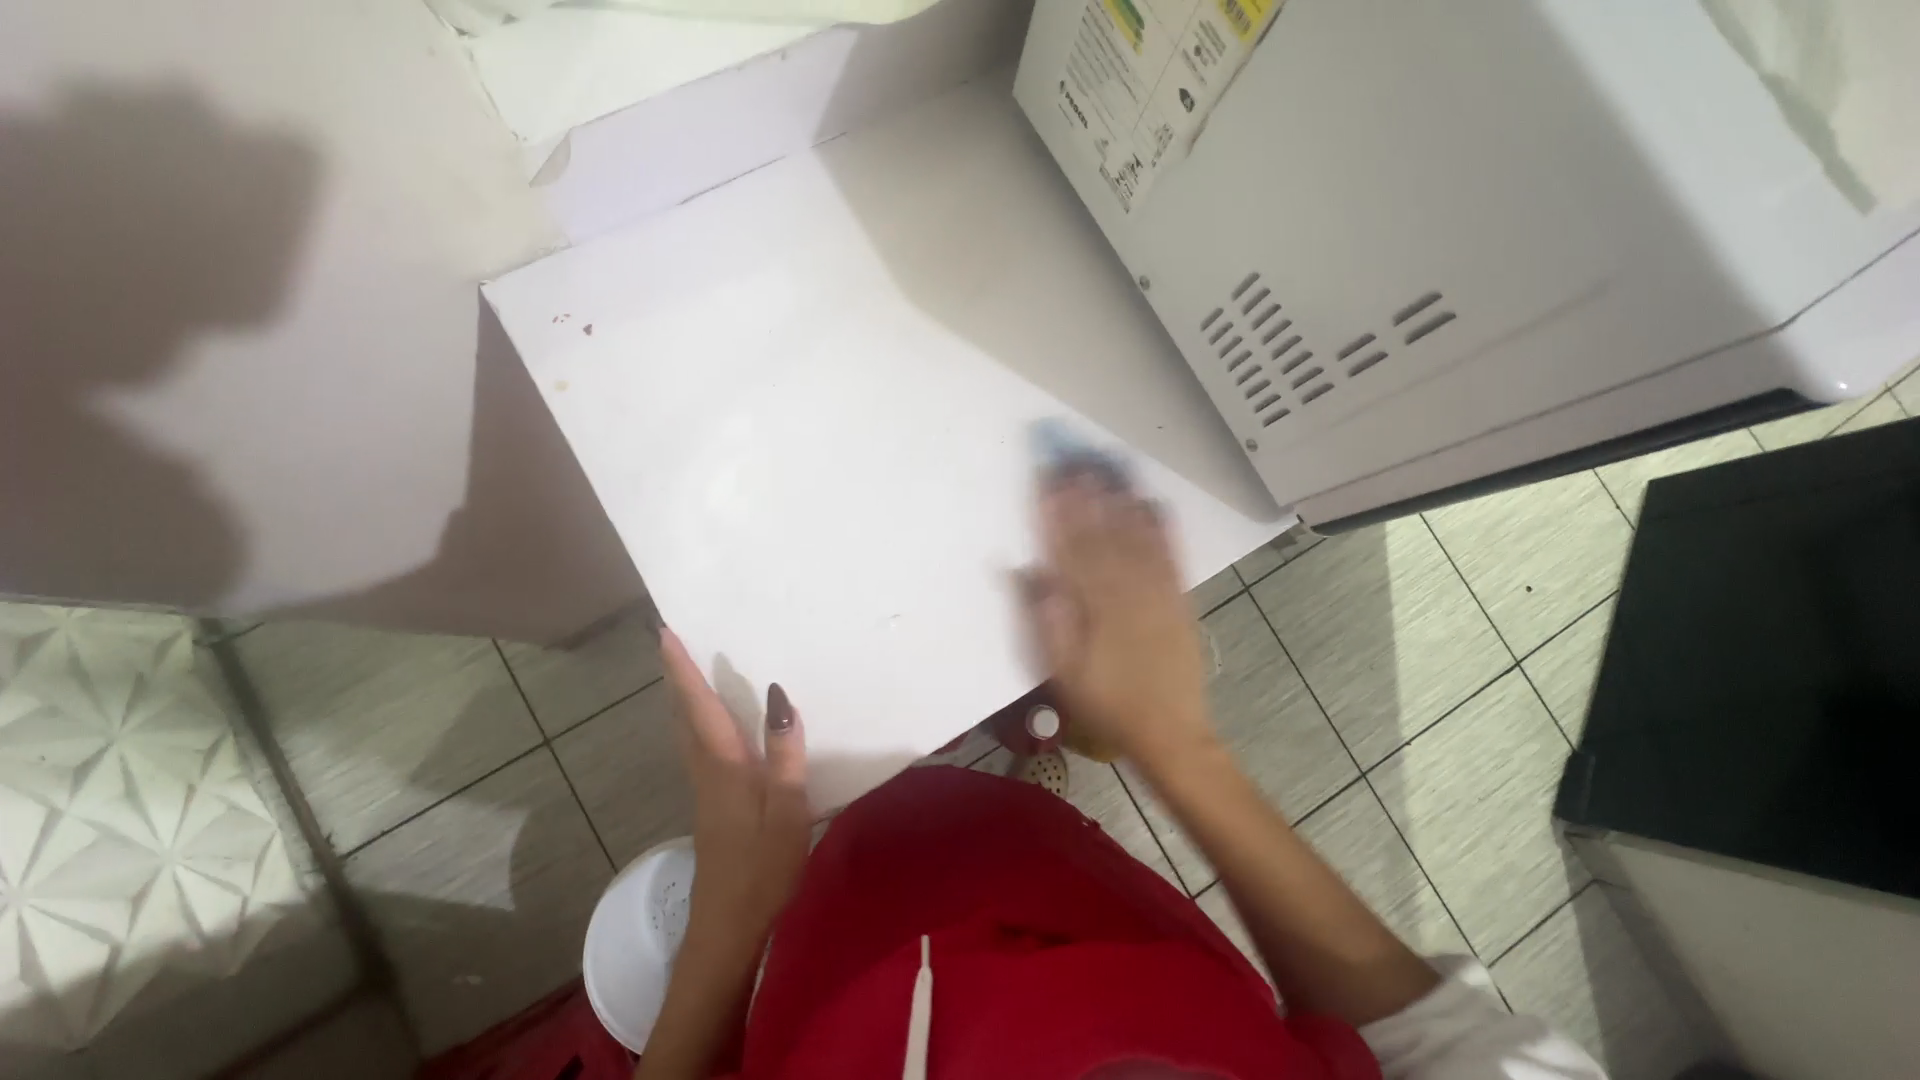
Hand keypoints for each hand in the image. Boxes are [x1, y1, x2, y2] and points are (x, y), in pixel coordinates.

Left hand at [660, 628, 811, 945]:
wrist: (729, 922)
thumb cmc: (762, 865)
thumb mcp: (787, 809)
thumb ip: (784, 753)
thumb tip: (778, 695)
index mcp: (724, 764)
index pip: (700, 706)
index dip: (683, 669)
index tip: (666, 632)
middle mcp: (707, 769)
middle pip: (684, 715)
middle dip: (677, 677)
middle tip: (674, 642)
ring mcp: (705, 788)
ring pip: (688, 731)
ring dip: (684, 698)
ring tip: (690, 671)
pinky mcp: (711, 803)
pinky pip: (700, 746)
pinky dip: (698, 721)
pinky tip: (716, 724)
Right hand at [1025, 465, 1218, 766]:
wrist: (1168, 731)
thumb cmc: (1105, 703)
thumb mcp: (1061, 670)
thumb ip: (1046, 618)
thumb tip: (1027, 569)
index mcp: (1090, 605)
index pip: (1068, 546)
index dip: (1057, 509)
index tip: (1048, 476)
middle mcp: (1123, 589)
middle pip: (1100, 530)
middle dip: (1086, 491)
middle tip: (1076, 454)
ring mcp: (1155, 590)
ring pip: (1134, 533)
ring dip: (1120, 496)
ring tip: (1109, 463)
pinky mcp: (1179, 598)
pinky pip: (1170, 553)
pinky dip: (1161, 525)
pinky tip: (1152, 500)